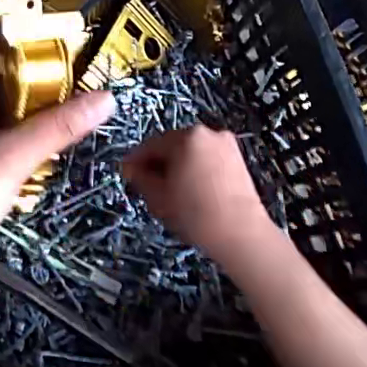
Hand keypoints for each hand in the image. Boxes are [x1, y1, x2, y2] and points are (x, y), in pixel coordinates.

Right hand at [121, 126, 277, 259]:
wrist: (241, 234)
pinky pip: (207, 159)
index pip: (151, 145)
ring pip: (191, 152)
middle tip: (146, 184)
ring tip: (170, 191)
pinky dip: (196, 169)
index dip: (136, 160)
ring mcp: (225, 145)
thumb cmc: (194, 213)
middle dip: (158, 163)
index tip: (126, 174)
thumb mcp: (158, 196)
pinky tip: (191, 191)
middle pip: (172, 145)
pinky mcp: (238, 160)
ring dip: (177, 166)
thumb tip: (131, 168)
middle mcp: (207, 133)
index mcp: (186, 137)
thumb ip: (140, 177)